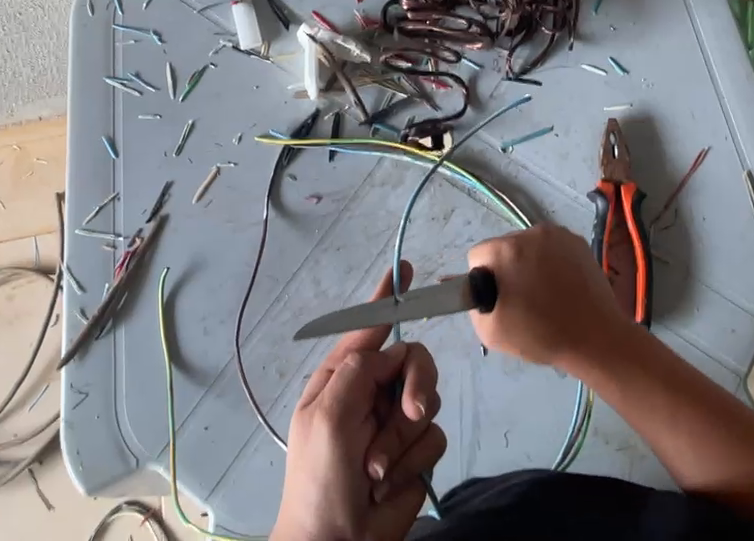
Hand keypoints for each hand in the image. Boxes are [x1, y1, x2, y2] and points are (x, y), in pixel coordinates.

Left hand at [272, 262, 446, 540]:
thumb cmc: (320, 480)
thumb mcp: (328, 418)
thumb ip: (359, 371)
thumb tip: (389, 349)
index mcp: (341, 378)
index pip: (367, 329)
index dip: (386, 299)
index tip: (404, 270)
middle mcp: (370, 393)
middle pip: (412, 360)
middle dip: (415, 386)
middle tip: (410, 413)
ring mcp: (394, 423)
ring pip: (427, 400)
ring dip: (402, 441)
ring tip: (376, 471)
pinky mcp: (415, 452)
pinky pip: (433, 437)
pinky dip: (412, 462)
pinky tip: (389, 484)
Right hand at [466, 225, 634, 372]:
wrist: (596, 337)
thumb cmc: (541, 335)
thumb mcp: (490, 331)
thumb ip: (473, 303)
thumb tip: (477, 288)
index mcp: (507, 250)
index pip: (477, 256)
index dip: (483, 279)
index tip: (499, 300)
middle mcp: (531, 232)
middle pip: (503, 247)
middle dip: (506, 269)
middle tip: (522, 300)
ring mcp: (558, 234)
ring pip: (528, 246)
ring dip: (528, 263)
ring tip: (545, 294)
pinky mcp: (577, 240)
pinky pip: (551, 247)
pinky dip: (550, 261)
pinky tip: (562, 286)